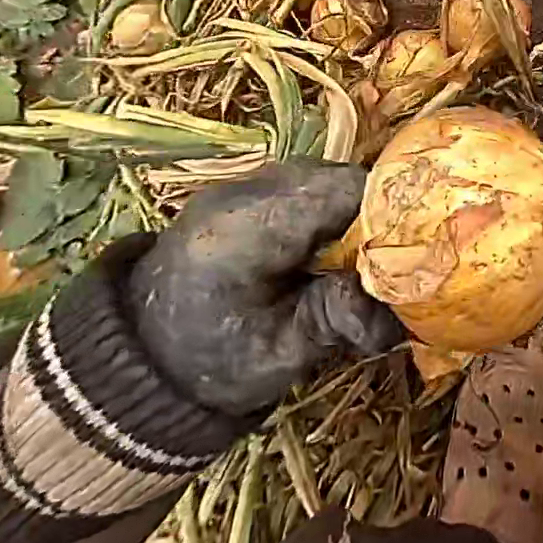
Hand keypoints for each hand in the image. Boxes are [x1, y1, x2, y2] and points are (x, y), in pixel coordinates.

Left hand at [127, 161, 402, 414]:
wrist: (138, 359)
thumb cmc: (209, 367)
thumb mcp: (278, 357)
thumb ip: (338, 320)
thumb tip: (399, 309)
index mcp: (249, 228)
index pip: (343, 191)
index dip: (386, 216)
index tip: (404, 252)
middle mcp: (245, 189)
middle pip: (341, 177)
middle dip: (374, 215)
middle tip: (385, 259)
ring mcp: (245, 183)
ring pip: (331, 175)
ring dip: (355, 212)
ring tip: (357, 257)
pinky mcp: (250, 188)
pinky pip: (312, 183)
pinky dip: (334, 210)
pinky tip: (330, 247)